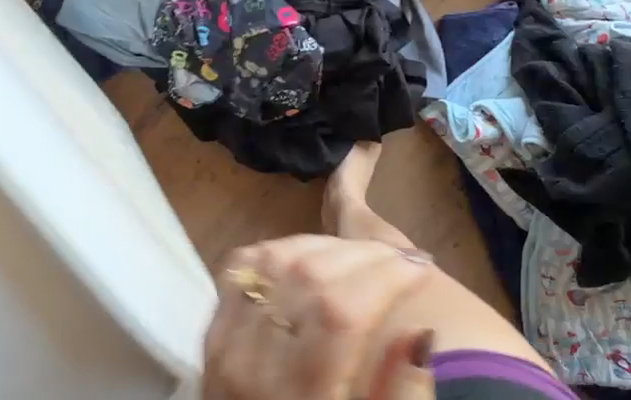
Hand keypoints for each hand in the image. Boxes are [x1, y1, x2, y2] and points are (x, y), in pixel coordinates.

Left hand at [202, 236, 437, 399]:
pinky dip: (279, 250)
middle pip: (306, 277)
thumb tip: (420, 333)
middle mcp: (254, 366)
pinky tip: (312, 256)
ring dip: (323, 245)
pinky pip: (241, 269)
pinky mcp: (210, 337)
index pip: (340, 312)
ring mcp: (225, 346)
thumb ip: (402, 397)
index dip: (384, 277)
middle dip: (361, 255)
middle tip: (400, 257)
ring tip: (364, 256)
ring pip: (273, 261)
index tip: (421, 265)